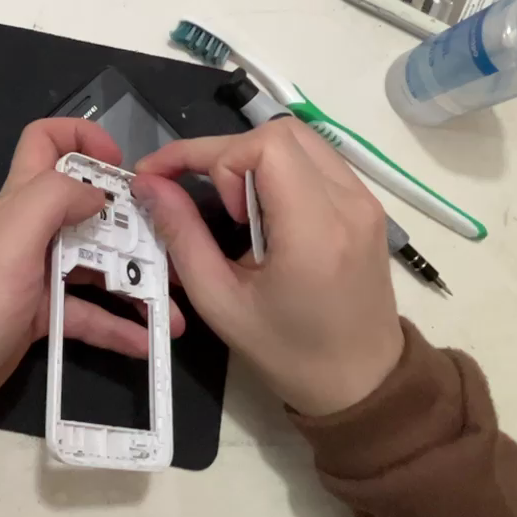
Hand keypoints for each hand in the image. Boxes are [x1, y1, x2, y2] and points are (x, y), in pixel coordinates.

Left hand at [0, 118, 186, 402]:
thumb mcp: (9, 240)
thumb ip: (53, 200)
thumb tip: (101, 192)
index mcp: (20, 199)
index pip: (45, 140)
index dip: (82, 137)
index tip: (121, 167)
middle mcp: (32, 228)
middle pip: (88, 206)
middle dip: (131, 221)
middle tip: (168, 243)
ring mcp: (38, 272)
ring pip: (96, 263)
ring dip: (135, 279)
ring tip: (174, 305)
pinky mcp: (42, 314)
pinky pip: (89, 313)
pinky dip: (119, 325)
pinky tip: (148, 342)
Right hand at [130, 118, 402, 416]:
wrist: (362, 384)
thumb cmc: (286, 351)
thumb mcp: (218, 300)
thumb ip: (181, 234)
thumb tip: (149, 184)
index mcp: (315, 231)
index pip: (264, 147)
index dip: (210, 156)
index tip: (179, 187)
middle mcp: (349, 203)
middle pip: (279, 132)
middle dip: (227, 155)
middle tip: (211, 203)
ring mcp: (365, 200)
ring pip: (298, 138)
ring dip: (251, 159)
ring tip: (234, 208)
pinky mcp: (366, 204)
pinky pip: (313, 158)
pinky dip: (276, 169)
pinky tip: (262, 211)